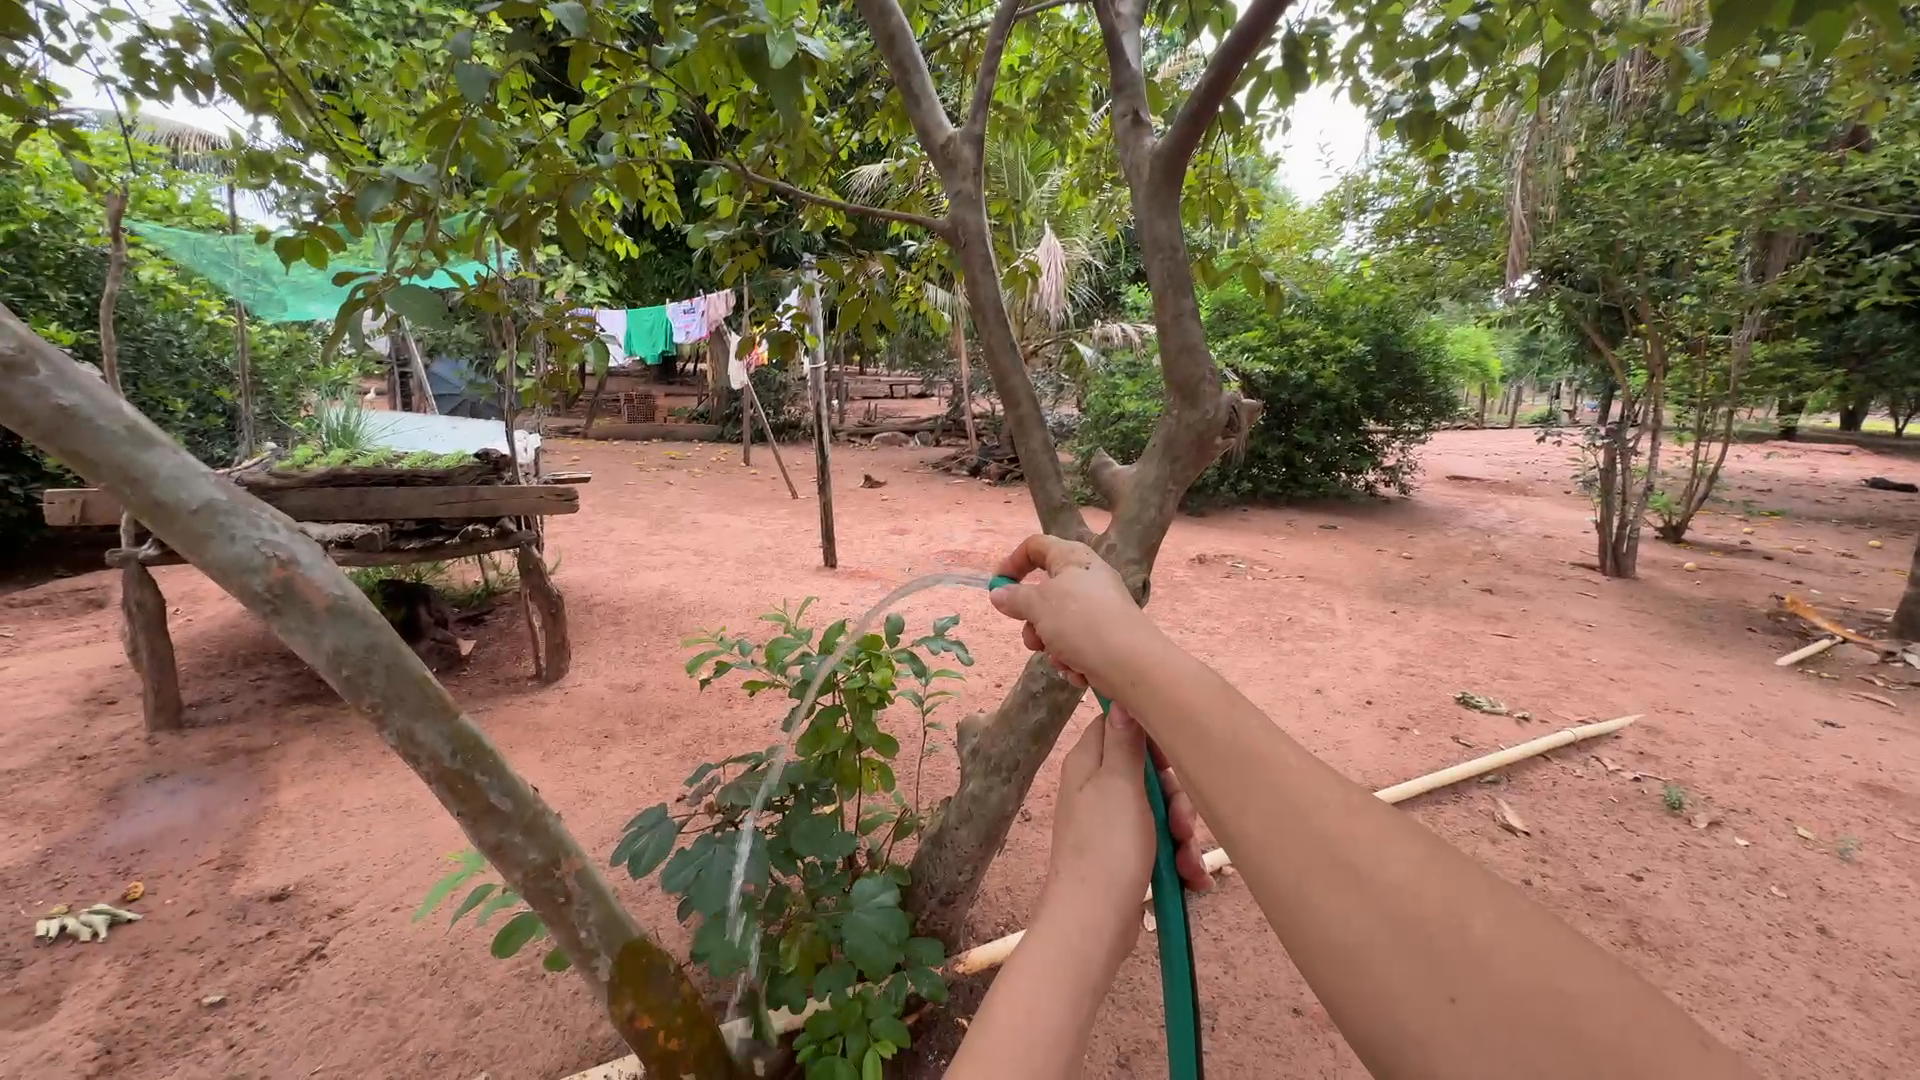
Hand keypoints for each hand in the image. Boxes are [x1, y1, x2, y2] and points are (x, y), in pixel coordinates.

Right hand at [987, 534, 1148, 689]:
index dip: (1012, 562)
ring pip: (1058, 623)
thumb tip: (998, 593)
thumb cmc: (1081, 623)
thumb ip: (1015, 598)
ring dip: (1051, 644)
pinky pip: (1077, 644)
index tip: (997, 586)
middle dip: (1032, 619)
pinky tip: (1078, 670)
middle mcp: (1088, 579)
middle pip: (1045, 592)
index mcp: (1073, 558)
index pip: (1036, 546)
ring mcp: (1100, 609)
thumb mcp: (1039, 606)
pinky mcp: (1108, 637)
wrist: (1132, 664)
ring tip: (1060, 658)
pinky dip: (1072, 658)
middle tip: (1031, 635)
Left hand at [1042, 705, 1211, 936]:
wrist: (1094, 922)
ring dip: (1181, 834)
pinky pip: (1158, 843)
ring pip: (1159, 810)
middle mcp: (1096, 787)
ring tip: (1187, 859)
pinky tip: (1192, 879)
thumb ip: (1124, 741)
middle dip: (1175, 797)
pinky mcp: (1124, 853)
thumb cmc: (1106, 847)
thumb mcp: (1120, 784)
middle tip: (1180, 821)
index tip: (1171, 758)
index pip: (1119, 727)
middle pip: (1147, 772)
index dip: (1151, 738)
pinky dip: (1177, 859)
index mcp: (1088, 763)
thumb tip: (1121, 698)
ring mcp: (1110, 822)